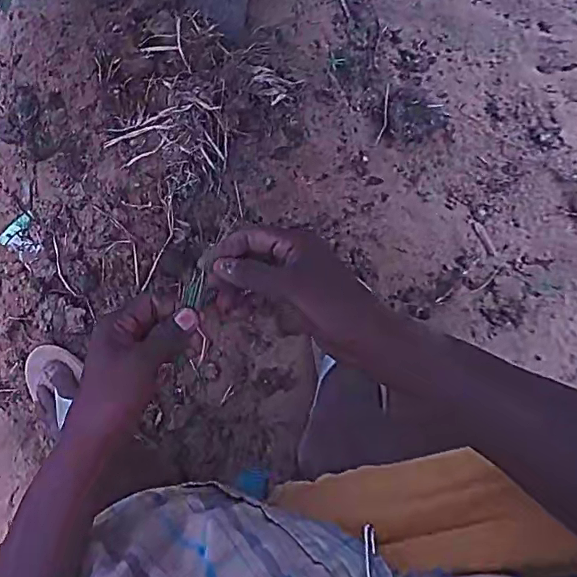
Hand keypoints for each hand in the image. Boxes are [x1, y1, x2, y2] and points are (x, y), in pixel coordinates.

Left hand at [63, 293, 197, 444]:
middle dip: (177, 328)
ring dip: (173, 346)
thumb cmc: (115, 394)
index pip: (150, 302)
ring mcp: (122, 354)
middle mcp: (117, 334)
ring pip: (155, 339)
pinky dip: (164, 362)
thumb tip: (190, 313)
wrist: (95, 436)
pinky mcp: (128, 373)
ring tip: (188, 359)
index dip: (174, 309)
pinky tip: (170, 374)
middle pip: (153, 319)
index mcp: (116, 324)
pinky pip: (151, 358)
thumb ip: (167, 336)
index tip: (198, 325)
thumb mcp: (144, 361)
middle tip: (198, 346)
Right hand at [202, 227, 404, 362]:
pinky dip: (251, 301)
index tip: (207, 270)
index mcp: (293, 242)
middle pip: (249, 256)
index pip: (249, 236)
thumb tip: (219, 266)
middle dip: (230, 274)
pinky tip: (243, 314)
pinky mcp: (294, 297)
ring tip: (227, 310)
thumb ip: (251, 274)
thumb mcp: (288, 287)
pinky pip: (264, 294)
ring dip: (238, 290)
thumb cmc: (332, 306)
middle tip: (215, 295)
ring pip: (254, 277)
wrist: (368, 339)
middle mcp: (291, 255)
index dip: (226, 251)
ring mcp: (293, 277)